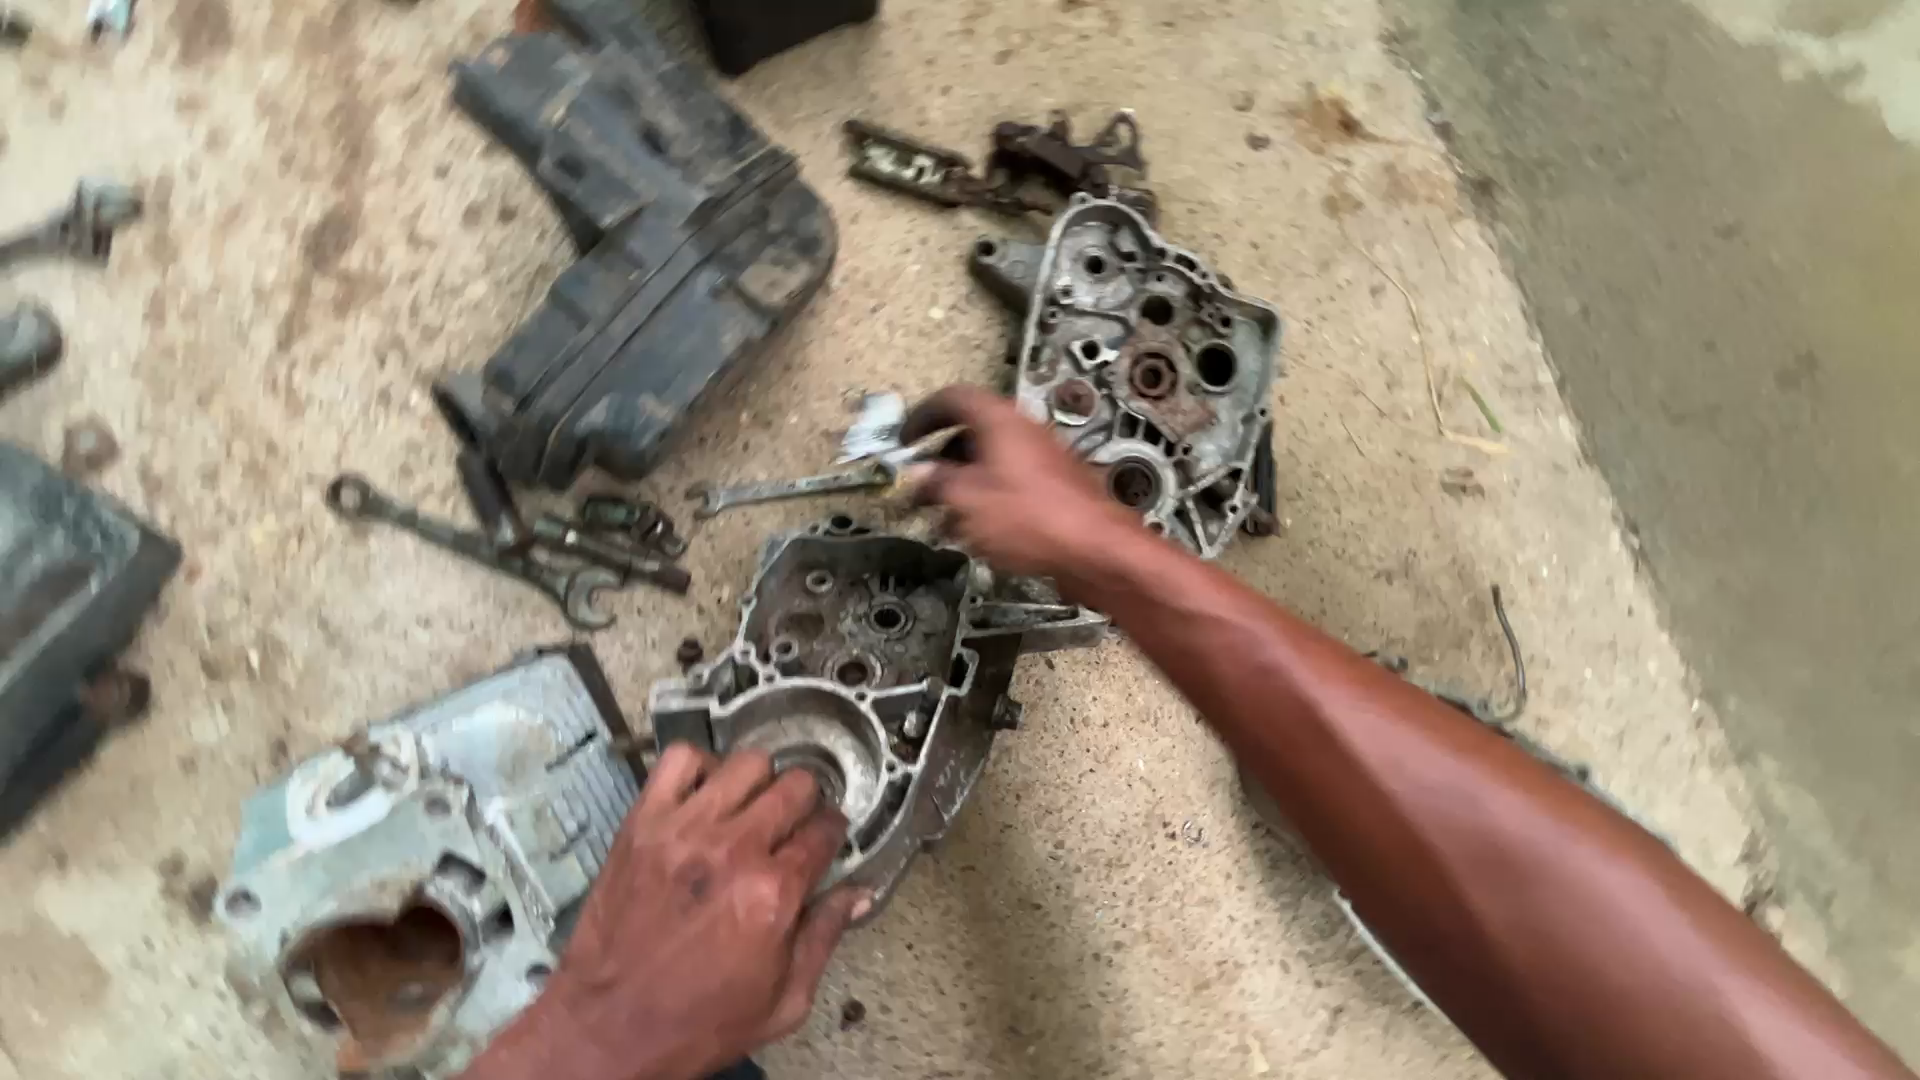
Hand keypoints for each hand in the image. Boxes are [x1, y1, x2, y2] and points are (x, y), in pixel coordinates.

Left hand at [463, 746, 868, 1079]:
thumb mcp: (783, 1001)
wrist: (605, 1033)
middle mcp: (733, 851)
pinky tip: (706, 794)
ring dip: (759, 782)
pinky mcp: (644, 824)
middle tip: (792, 821)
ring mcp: (685, 831)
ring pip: (748, 763)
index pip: (826, 829)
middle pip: (796, 785)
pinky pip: (680, 760)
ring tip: (750, 806)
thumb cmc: (693, 1022)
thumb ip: (826, 936)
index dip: (832, 832)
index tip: (825, 837)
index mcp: (773, 894)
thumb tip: (859, 893)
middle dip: (805, 802)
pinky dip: (700, 766)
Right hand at [902, 384, 1146, 584]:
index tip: (905, 439)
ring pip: (990, 463)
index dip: (923, 416)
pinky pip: (1010, 486)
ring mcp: (1042, 459)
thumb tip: (922, 474)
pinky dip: (987, 501)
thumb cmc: (1032, 518)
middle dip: (941, 460)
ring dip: (962, 487)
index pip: (953, 399)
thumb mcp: (968, 500)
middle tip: (922, 486)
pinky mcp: (1054, 489)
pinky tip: (977, 533)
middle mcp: (1023, 431)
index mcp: (999, 420)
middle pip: (972, 433)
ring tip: (944, 519)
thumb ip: (938, 482)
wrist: (1095, 549)